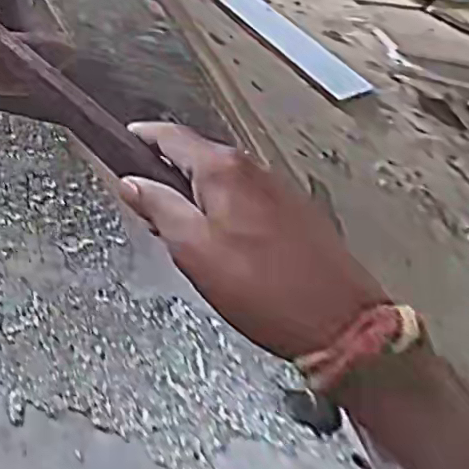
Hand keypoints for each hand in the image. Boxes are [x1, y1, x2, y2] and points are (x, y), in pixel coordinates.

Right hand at [117, 123, 387, 360]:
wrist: (350, 334)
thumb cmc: (263, 289)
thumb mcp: (190, 246)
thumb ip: (155, 205)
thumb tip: (131, 182)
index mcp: (222, 169)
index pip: (167, 134)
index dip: (138, 138)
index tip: (119, 146)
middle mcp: (253, 169)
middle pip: (193, 154)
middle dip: (164, 173)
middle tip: (147, 207)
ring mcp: (279, 190)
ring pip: (218, 178)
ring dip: (194, 193)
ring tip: (184, 233)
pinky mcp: (298, 214)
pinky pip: (244, 197)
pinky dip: (222, 208)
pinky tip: (221, 242)